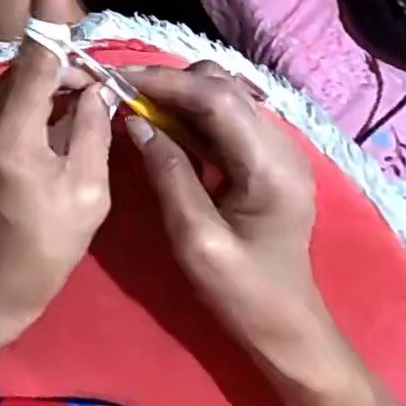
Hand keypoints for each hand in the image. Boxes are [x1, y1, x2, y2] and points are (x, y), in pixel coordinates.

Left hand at [0, 0, 112, 374]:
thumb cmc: (40, 249)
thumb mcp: (86, 195)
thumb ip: (92, 129)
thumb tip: (97, 88)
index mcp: (11, 132)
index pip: (33, 56)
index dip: (46, 9)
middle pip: (33, 67)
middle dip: (70, 68)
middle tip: (104, 92)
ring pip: (24, 81)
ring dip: (57, 87)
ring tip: (87, 115)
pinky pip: (14, 98)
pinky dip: (41, 101)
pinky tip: (63, 126)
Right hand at [124, 62, 329, 353]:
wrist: (287, 327)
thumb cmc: (242, 292)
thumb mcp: (195, 238)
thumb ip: (168, 173)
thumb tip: (136, 121)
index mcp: (270, 166)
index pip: (216, 98)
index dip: (165, 81)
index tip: (118, 79)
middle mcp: (281, 145)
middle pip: (221, 85)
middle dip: (169, 81)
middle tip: (124, 94)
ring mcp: (277, 147)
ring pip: (222, 92)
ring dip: (178, 92)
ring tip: (138, 105)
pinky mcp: (265, 154)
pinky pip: (223, 113)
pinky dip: (189, 109)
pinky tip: (163, 124)